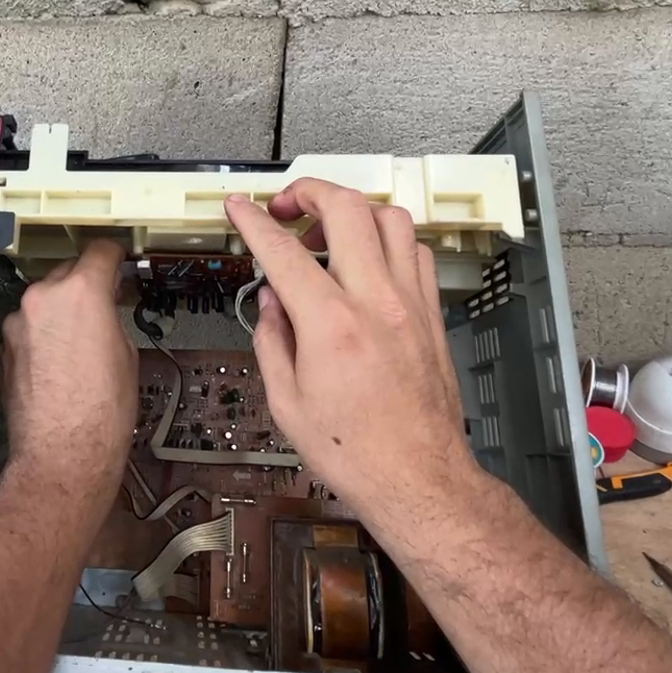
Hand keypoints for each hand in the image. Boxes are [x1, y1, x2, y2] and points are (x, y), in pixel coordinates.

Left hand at [0, 239, 136, 490]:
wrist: (63, 454)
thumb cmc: (100, 413)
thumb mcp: (126, 353)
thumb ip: (111, 317)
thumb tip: (104, 309)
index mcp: (82, 292)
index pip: (100, 251)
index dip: (114, 255)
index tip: (118, 259)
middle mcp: (43, 298)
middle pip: (68, 271)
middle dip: (86, 285)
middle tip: (105, 304)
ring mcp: (17, 322)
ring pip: (45, 301)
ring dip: (61, 311)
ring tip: (80, 344)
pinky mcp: (3, 346)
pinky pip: (28, 327)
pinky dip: (41, 335)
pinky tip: (58, 363)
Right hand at [223, 183, 480, 509]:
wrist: (418, 480)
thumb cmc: (355, 451)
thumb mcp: (286, 402)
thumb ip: (271, 339)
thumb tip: (271, 300)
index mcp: (331, 326)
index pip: (283, 251)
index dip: (254, 221)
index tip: (240, 207)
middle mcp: (376, 303)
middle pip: (346, 209)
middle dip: (308, 192)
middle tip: (286, 207)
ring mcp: (411, 304)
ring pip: (390, 218)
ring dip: (352, 209)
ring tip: (326, 228)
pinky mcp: (431, 314)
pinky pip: (415, 250)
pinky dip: (387, 237)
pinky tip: (367, 256)